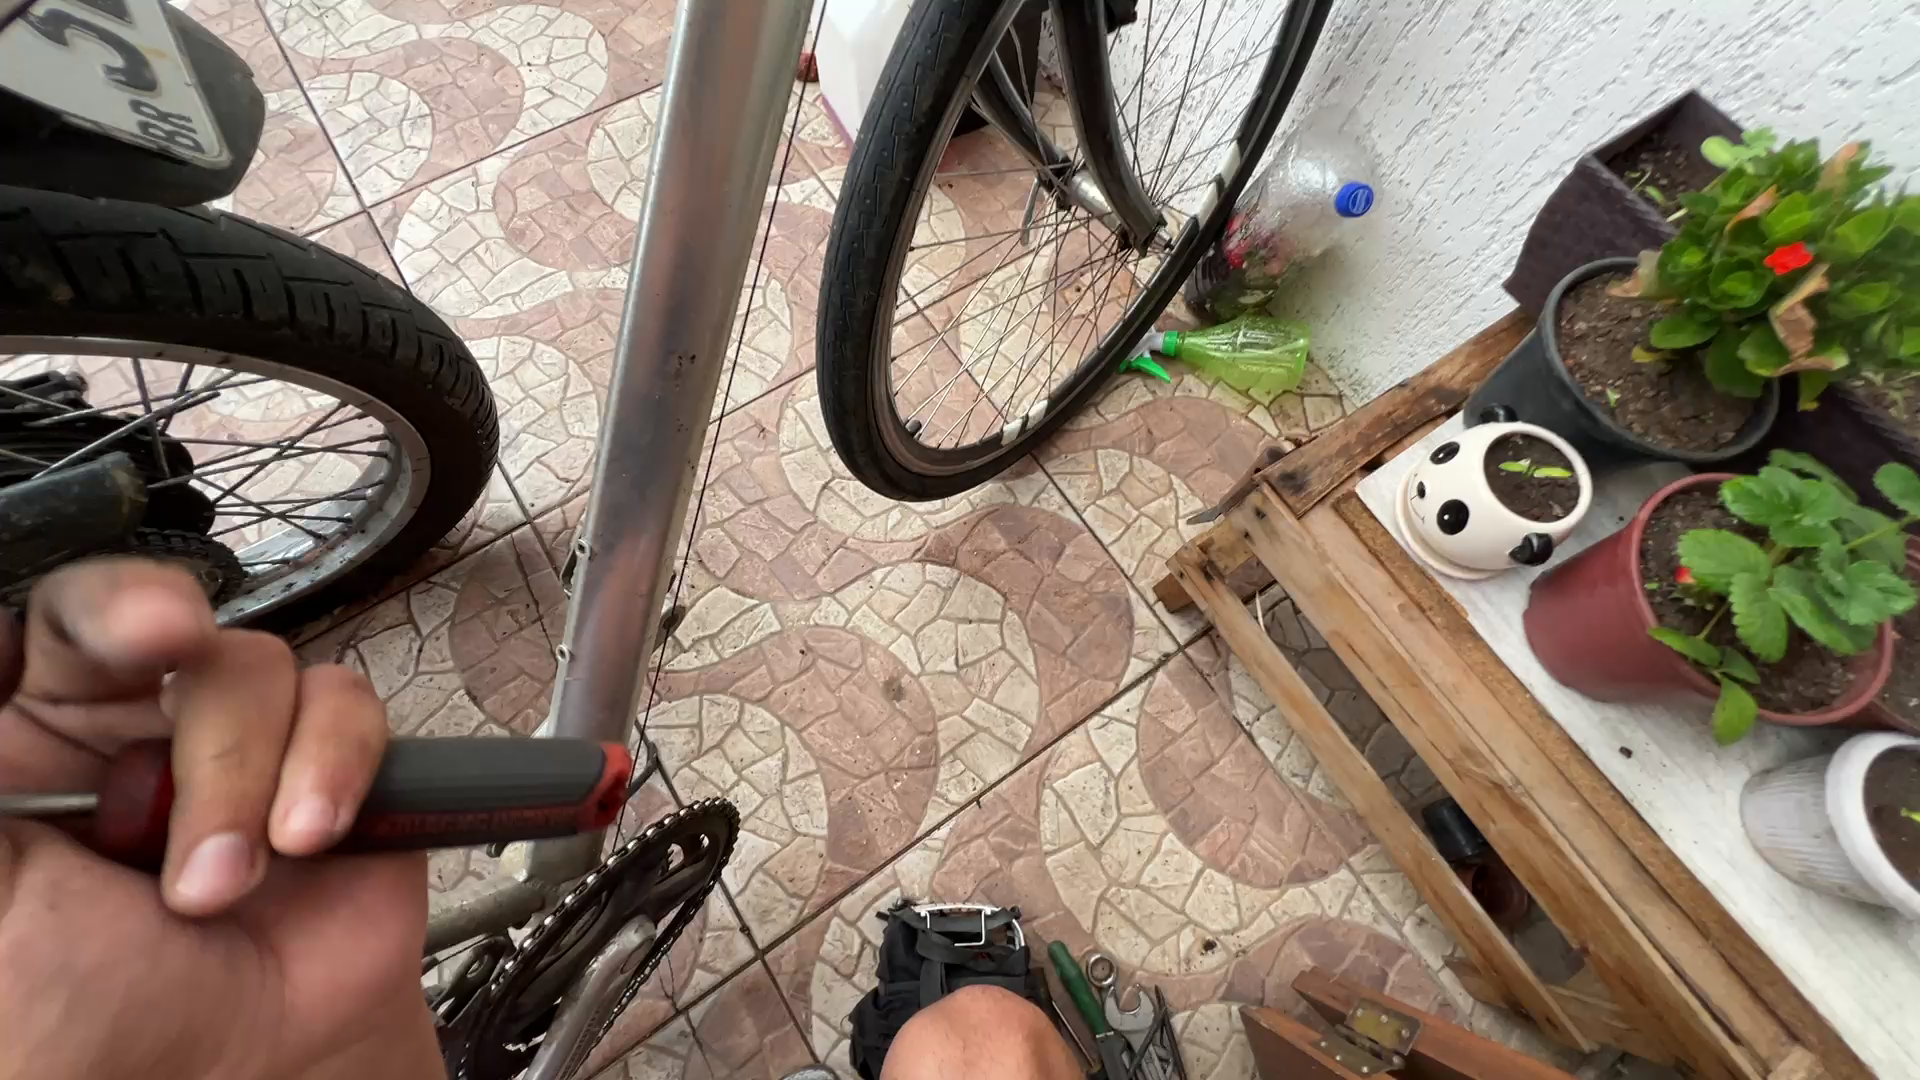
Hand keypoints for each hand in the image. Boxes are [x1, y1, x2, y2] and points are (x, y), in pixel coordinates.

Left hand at [0, 559, 442, 1079]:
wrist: (238, 1060)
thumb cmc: (64, 1015)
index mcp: (20, 753)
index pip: (46, 632)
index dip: (94, 609)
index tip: (128, 630)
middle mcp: (135, 733)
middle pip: (164, 625)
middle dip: (164, 636)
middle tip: (171, 650)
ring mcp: (249, 743)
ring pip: (265, 670)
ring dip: (250, 774)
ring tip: (228, 880)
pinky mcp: (342, 759)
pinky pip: (353, 710)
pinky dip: (338, 768)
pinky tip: (315, 836)